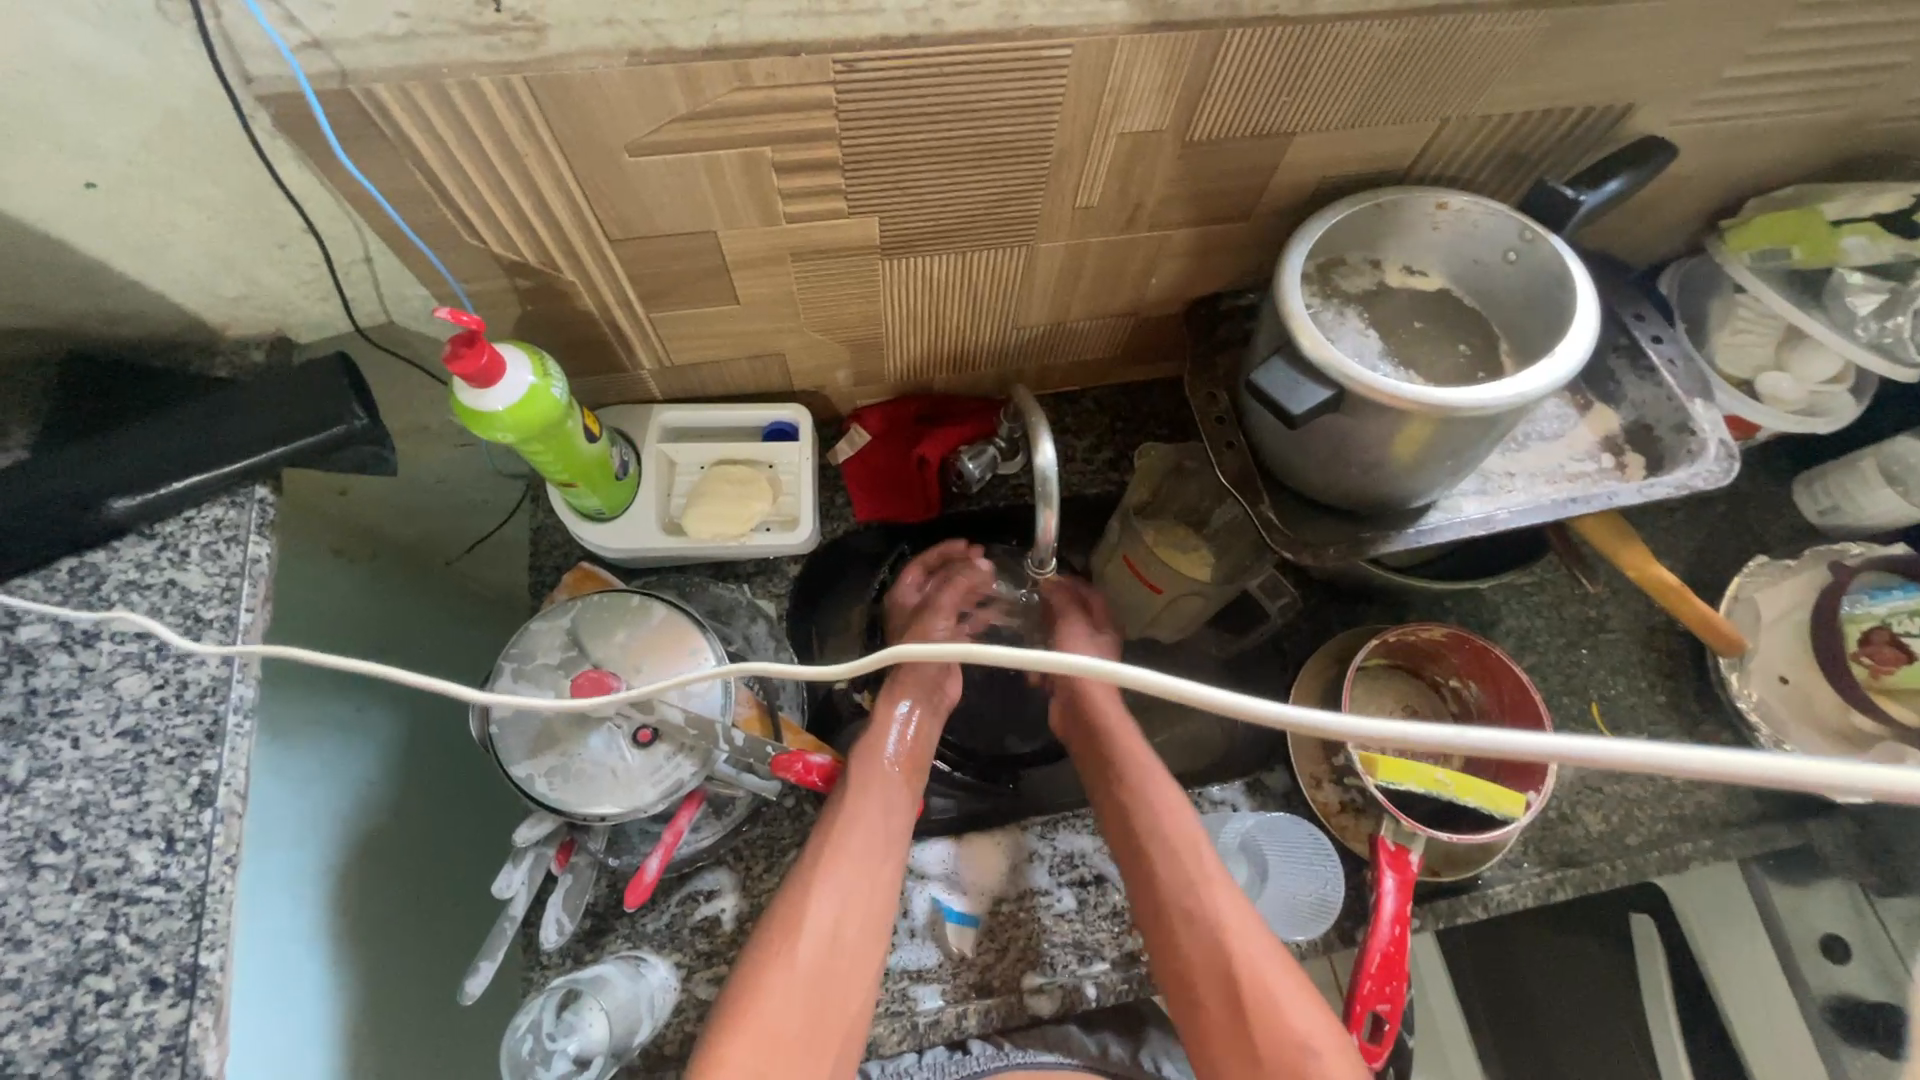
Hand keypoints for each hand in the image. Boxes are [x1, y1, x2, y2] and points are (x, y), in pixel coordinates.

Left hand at [880, 539, 998, 704]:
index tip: (969, 545)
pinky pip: (966, 620)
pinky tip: (997, 608)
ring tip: (995, 581)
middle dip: (963, 569)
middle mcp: (916, 607)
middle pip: (941, 579)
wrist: (923, 693)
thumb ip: (960, 582)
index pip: (923, 564)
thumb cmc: (922, 648)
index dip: (944, 552)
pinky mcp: (948, 642)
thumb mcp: (938, 608)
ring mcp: (933, 625)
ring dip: (974, 589)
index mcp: (904, 596)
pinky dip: (980, 613)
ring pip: (956, 599)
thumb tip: (982, 562)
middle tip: (986, 561)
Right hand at [1040, 576, 1126, 731]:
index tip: (1048, 578)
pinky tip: (1036, 677)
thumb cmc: (1080, 663)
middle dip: (1052, 612)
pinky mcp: (1067, 681)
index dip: (1071, 583)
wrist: (1082, 713)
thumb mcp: (1071, 623)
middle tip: (1032, 604)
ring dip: (1042, 643)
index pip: (1091, 594)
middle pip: (1073, 617)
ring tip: (1028, 639)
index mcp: (1105, 624)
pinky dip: (1041, 671)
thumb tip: (1051, 581)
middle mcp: (1096, 641)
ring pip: (1058, 642)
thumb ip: (1062, 600)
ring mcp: (1082, 663)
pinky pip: (1050, 667)